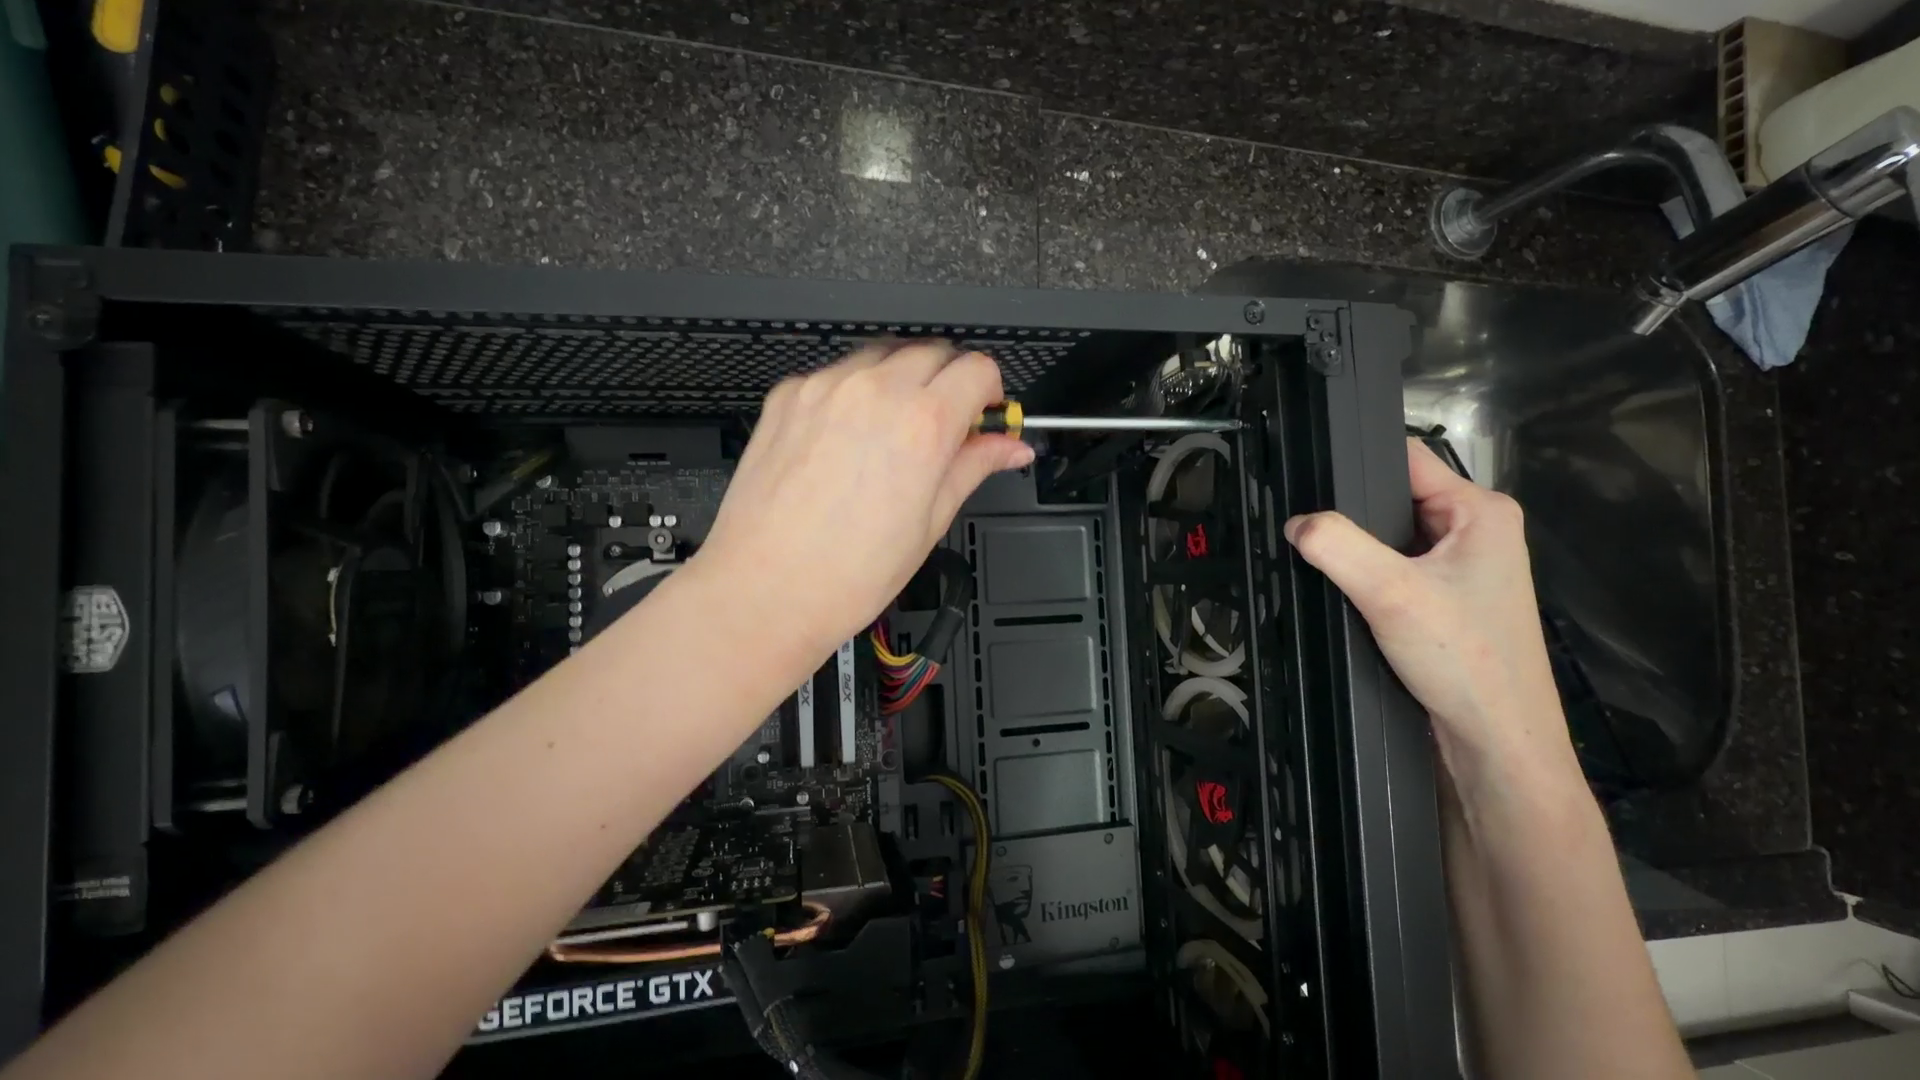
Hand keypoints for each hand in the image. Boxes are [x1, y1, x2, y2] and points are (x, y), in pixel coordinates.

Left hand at [692, 342, 1032, 658]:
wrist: (765, 590)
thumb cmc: (842, 574)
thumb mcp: (930, 523)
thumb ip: (973, 468)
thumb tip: (1007, 447)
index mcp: (921, 425)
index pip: (976, 369)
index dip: (989, 393)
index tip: (983, 416)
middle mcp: (873, 393)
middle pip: (933, 352)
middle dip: (949, 381)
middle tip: (945, 428)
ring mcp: (825, 389)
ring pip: (883, 355)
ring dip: (901, 380)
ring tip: (894, 434)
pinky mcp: (789, 396)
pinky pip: (836, 374)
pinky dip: (854, 393)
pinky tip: (849, 438)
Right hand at [1282, 438, 1576, 781]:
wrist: (1496, 740)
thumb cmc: (1462, 658)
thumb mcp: (1391, 593)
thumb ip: (1337, 547)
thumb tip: (1295, 523)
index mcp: (1481, 511)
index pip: (1406, 459)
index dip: (1356, 463)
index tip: (1307, 478)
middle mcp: (1477, 531)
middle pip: (1395, 499)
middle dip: (1351, 512)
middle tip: (1304, 530)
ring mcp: (1465, 569)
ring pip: (1392, 538)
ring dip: (1358, 549)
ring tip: (1318, 560)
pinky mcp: (1450, 601)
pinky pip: (1398, 570)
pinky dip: (1369, 577)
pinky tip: (1344, 593)